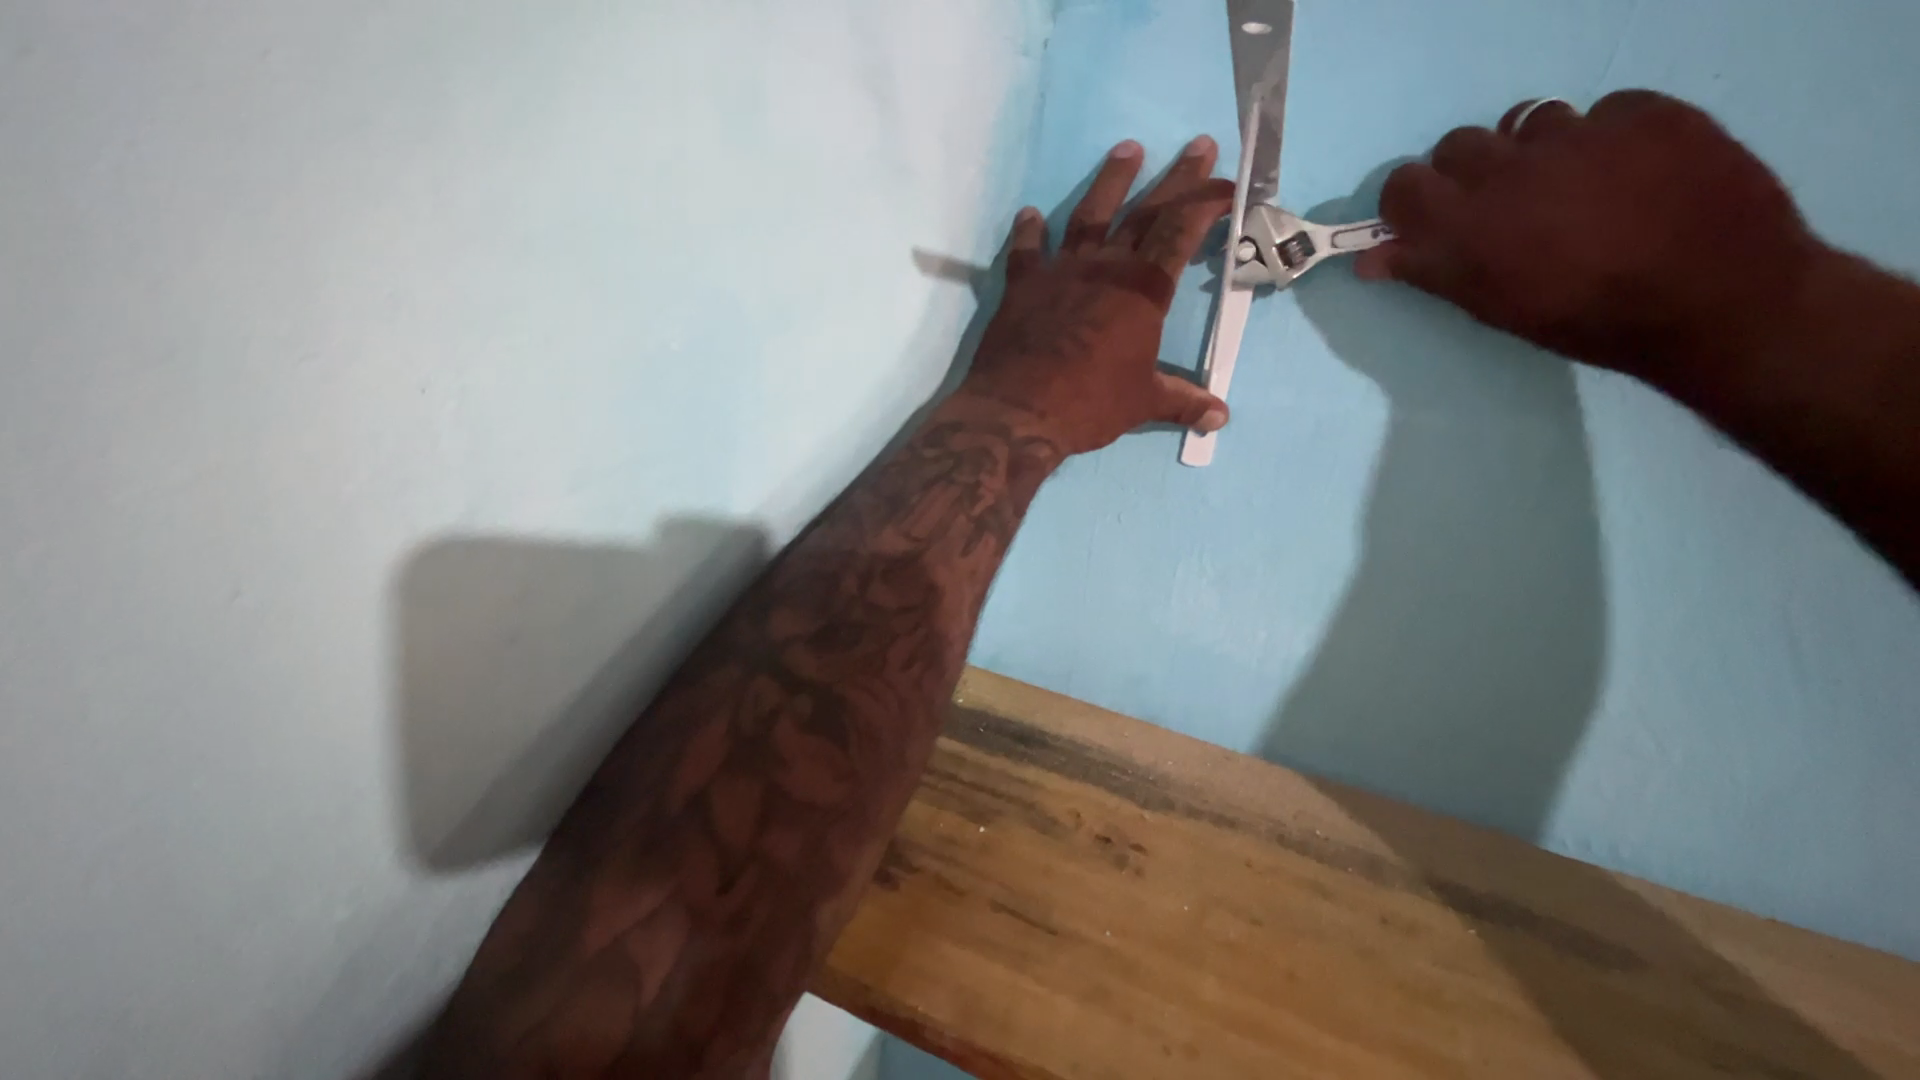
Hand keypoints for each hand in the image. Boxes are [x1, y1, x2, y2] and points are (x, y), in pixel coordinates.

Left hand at [955, 136, 1236, 455]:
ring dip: (1110, 180)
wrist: (1017, 411)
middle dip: (1176, 178)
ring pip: (1089, 214)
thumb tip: (1220, 416)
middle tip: (1199, 145)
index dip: (1208, 204)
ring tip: (1127, 148)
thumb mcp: (1143, 404)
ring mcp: (1060, 272)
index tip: (1230, 186)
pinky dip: (1027, 232)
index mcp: (1142, 290)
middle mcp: (1103, 268)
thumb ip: (1182, 401)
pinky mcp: (1021, 286)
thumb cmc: (1089, 404)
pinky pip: (1025, 251)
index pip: (1182, 232)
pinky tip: (1029, 214)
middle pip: (1145, 212)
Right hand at [1358, 91, 1822, 388]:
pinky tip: (1629, 173)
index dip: (1411, 201)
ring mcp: (1581, 133)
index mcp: (1467, 222)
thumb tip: (1371, 257)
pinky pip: (1604, 112)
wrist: (1715, 298)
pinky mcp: (1645, 112)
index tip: (1426, 220)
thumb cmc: (1585, 319)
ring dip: (1534, 151)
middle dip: (1468, 172)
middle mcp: (1511, 166)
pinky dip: (1603, 139)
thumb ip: (1430, 270)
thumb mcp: (1493, 306)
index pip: (1404, 183)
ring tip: (1569, 186)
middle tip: (1500, 205)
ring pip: (1530, 122)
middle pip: (1460, 145)